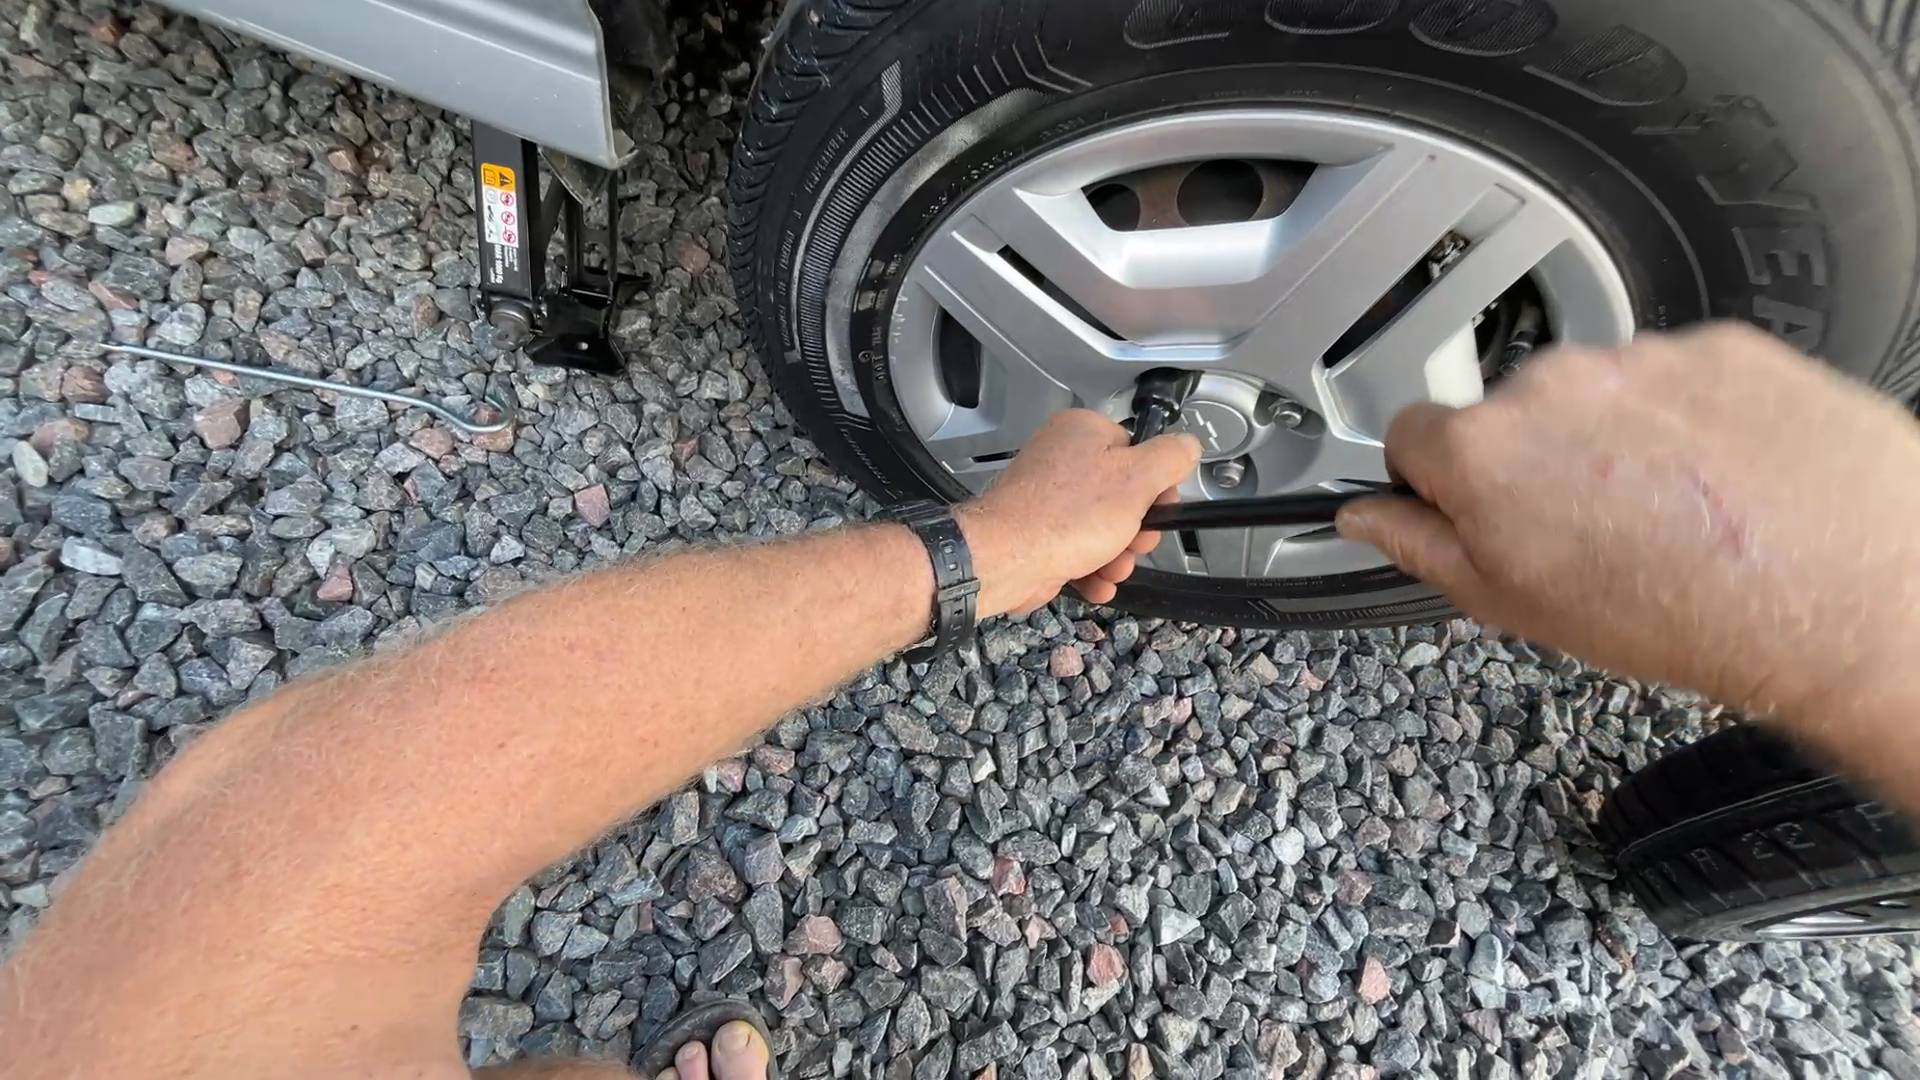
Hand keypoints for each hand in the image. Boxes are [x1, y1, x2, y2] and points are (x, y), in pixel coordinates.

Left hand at [958, 410, 1200, 615]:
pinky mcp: (1037, 534)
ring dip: (1116, 556)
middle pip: (1120, 495)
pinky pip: (1076, 550)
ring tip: (1111, 568)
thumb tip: (1187, 446)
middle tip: (1134, 543)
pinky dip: (1090, 570)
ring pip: (1101, 528)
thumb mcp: (1138, 479)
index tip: (1160, 508)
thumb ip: (1171, 457)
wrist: (1005, 560)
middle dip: (1135, 530)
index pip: (1137, 451)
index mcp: (1082, 432)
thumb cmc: (1066, 516)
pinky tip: (1095, 583)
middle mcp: (1060, 459)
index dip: (1155, 486)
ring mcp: (1046, 499)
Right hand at [1335, 322, 1919, 717]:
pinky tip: (1704, 472)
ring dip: (1594, 435)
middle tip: (1572, 519)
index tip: (1466, 504)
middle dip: (1515, 457)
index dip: (1429, 477)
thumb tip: (1362, 514)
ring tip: (1652, 500)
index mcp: (1479, 448)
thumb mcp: (1502, 598)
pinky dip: (1670, 414)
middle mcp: (1547, 386)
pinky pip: (1660, 374)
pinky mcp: (1721, 346)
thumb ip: (1412, 542)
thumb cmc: (1674, 611)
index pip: (1406, 432)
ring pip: (1579, 393)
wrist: (1857, 601)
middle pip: (1495, 412)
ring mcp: (1639, 359)